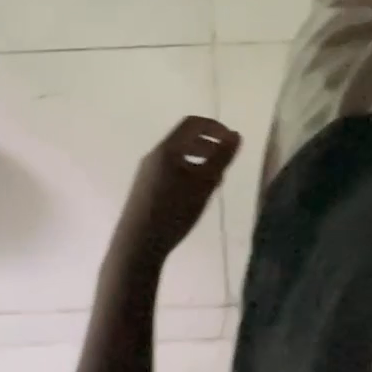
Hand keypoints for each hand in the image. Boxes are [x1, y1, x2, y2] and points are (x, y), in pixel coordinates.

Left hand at [111, 116, 240, 266]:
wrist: (136, 248)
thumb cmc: (174, 212)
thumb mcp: (204, 184)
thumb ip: (222, 157)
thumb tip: (235, 135)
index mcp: (167, 149)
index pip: (193, 123)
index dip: (214, 127)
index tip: (230, 140)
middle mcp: (153, 155)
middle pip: (184, 138)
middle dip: (207, 144)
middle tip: (224, 160)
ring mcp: (145, 172)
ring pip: (176, 156)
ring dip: (198, 160)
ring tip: (213, 179)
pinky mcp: (142, 189)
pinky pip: (168, 169)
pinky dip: (186, 171)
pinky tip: (193, 194)